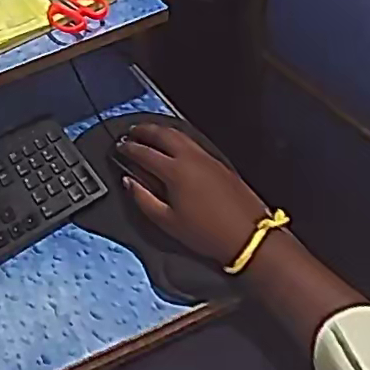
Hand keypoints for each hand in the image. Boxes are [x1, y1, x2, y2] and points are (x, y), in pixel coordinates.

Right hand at [118, 124, 270, 264]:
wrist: (251, 238)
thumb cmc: (207, 234)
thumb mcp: (168, 222)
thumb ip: (143, 199)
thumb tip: (129, 182)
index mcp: (174, 172)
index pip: (143, 152)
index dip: (128, 148)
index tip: (119, 148)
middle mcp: (189, 158)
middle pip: (161, 134)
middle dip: (143, 130)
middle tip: (130, 132)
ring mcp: (207, 158)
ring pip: (179, 134)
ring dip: (160, 130)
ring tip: (149, 132)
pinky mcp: (219, 163)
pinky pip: (192, 141)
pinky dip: (176, 137)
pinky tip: (174, 144)